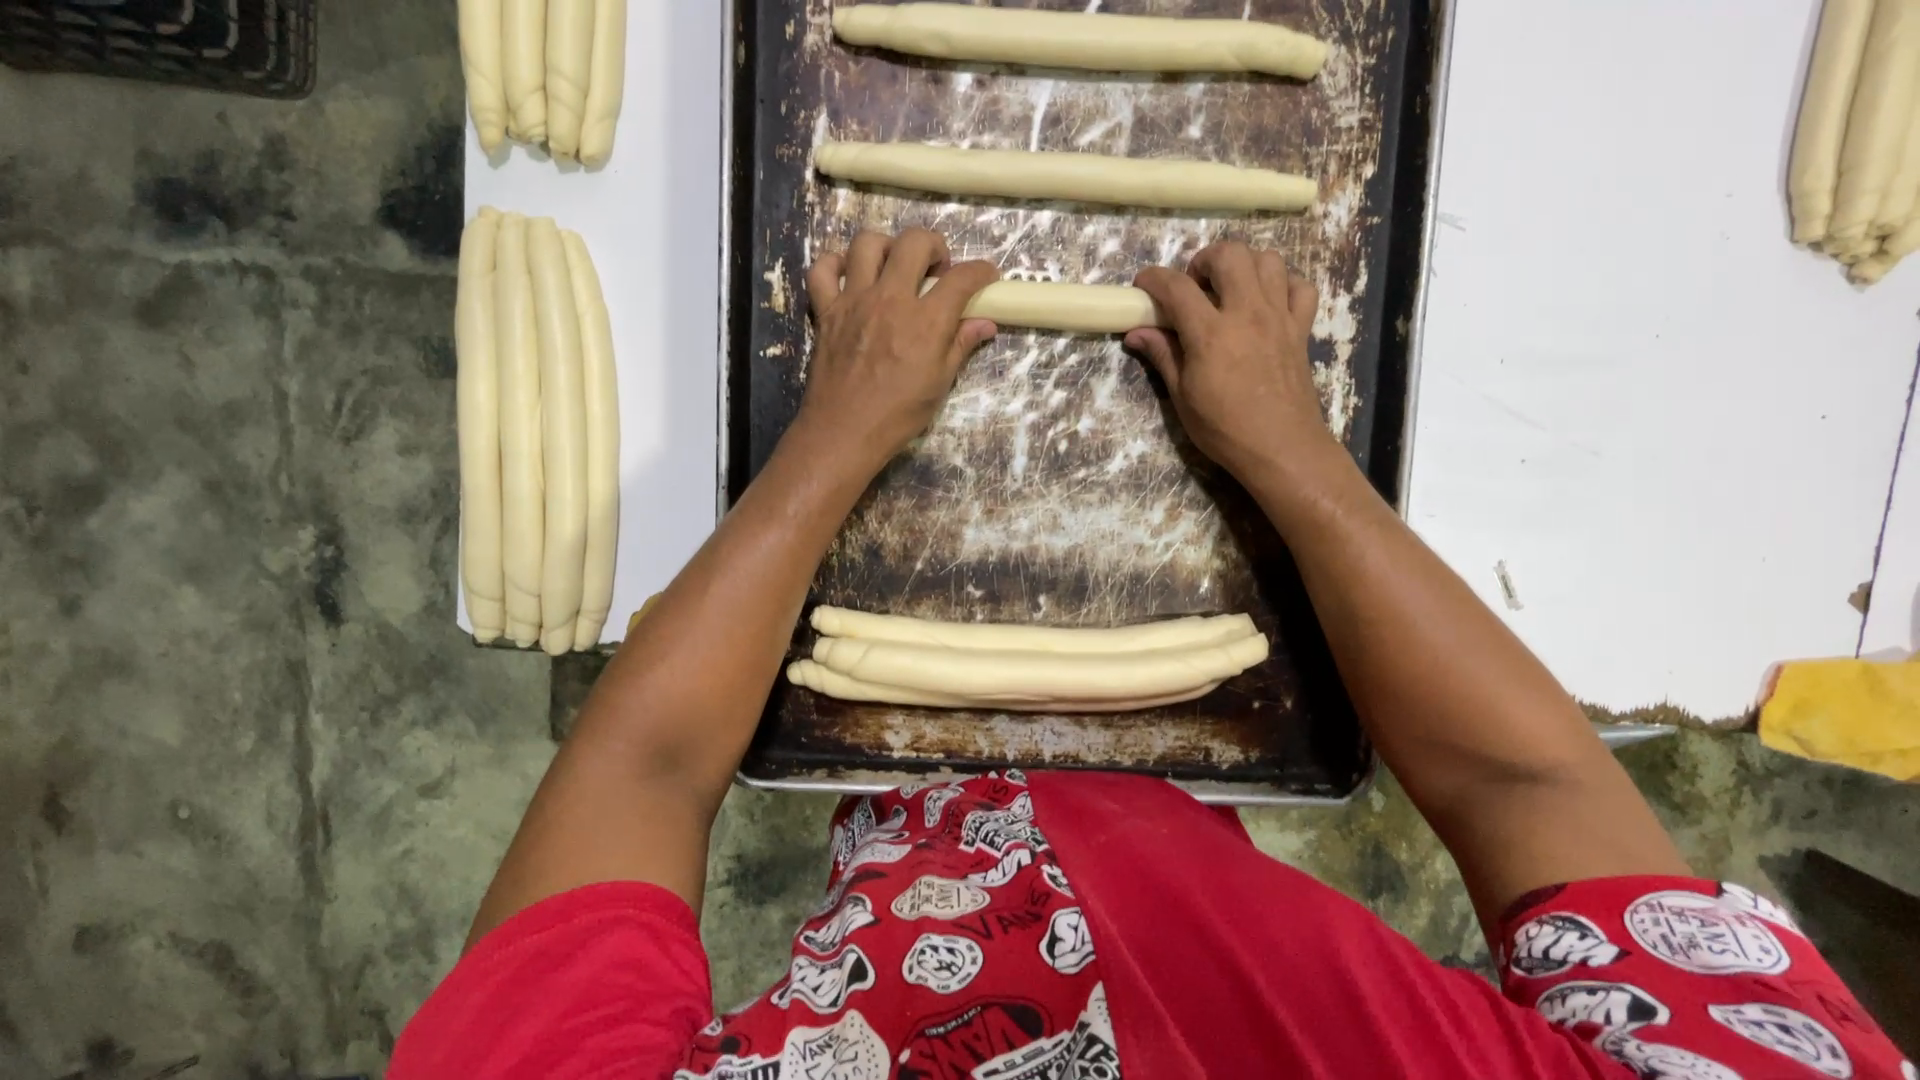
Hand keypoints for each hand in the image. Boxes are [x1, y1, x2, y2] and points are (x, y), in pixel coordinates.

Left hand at [799, 229, 999, 466]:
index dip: (981, 271)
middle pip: (914, 242)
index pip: (962, 278)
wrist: (844, 432)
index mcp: (926, 321)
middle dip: (934, 246)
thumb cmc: (898, 415)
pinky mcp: (826, 311)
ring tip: (894, 267)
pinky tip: (849, 276)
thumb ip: (961, 345)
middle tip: (936, 270)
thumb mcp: (939, 384)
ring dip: (887, 247)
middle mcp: (890, 299)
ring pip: (867, 243)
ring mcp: (854, 301)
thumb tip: (986, 324)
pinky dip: (834, 263)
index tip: (986, 276)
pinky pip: (821, 269)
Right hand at [1127, 242, 1333, 477]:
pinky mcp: (1301, 328)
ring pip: (1268, 260)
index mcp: (1211, 333)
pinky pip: (1301, 286)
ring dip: (1244, 265)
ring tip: (1230, 288)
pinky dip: (1284, 284)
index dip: (1153, 279)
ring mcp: (1279, 317)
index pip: (1176, 287)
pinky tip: (1268, 301)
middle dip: (1204, 260)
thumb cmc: (1224, 429)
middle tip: (1194, 285)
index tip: (1143, 286)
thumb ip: (1163, 355)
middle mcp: (1247, 313)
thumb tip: (1136, 333)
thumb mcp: (1182, 396)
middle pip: (1229, 254)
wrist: (1281, 447)